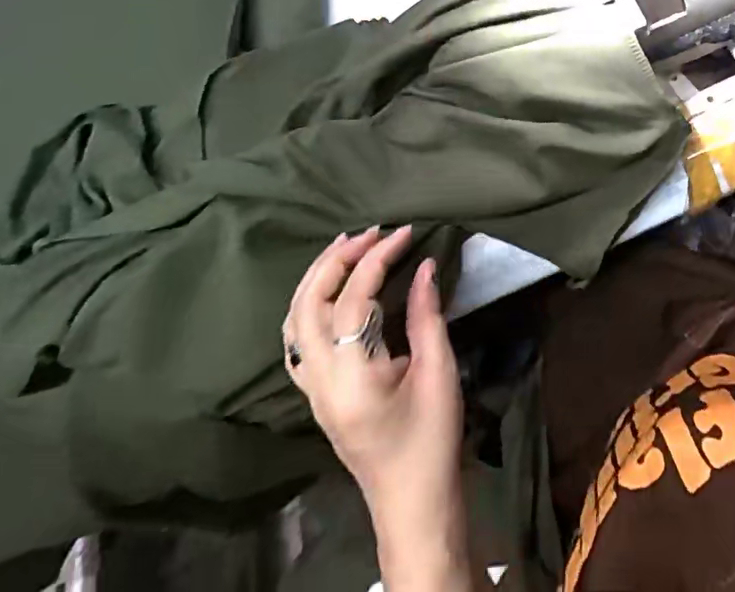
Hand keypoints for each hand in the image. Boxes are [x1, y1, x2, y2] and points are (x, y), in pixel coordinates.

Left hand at [284, 226, 462, 524]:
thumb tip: (423, 265)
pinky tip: (330, 290)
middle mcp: (319, 379)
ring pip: (296, 319)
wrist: (412, 502)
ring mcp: (311, 389)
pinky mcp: (315, 394)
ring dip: (318, 278)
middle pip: (311, 303)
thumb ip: (427, 315)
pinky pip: (298, 340)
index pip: (355, 298)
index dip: (378, 259)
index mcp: (351, 376)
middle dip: (337, 259)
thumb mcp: (439, 373)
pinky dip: (310, 305)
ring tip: (347, 248)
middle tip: (370, 233)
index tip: (404, 233)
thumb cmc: (432, 441)